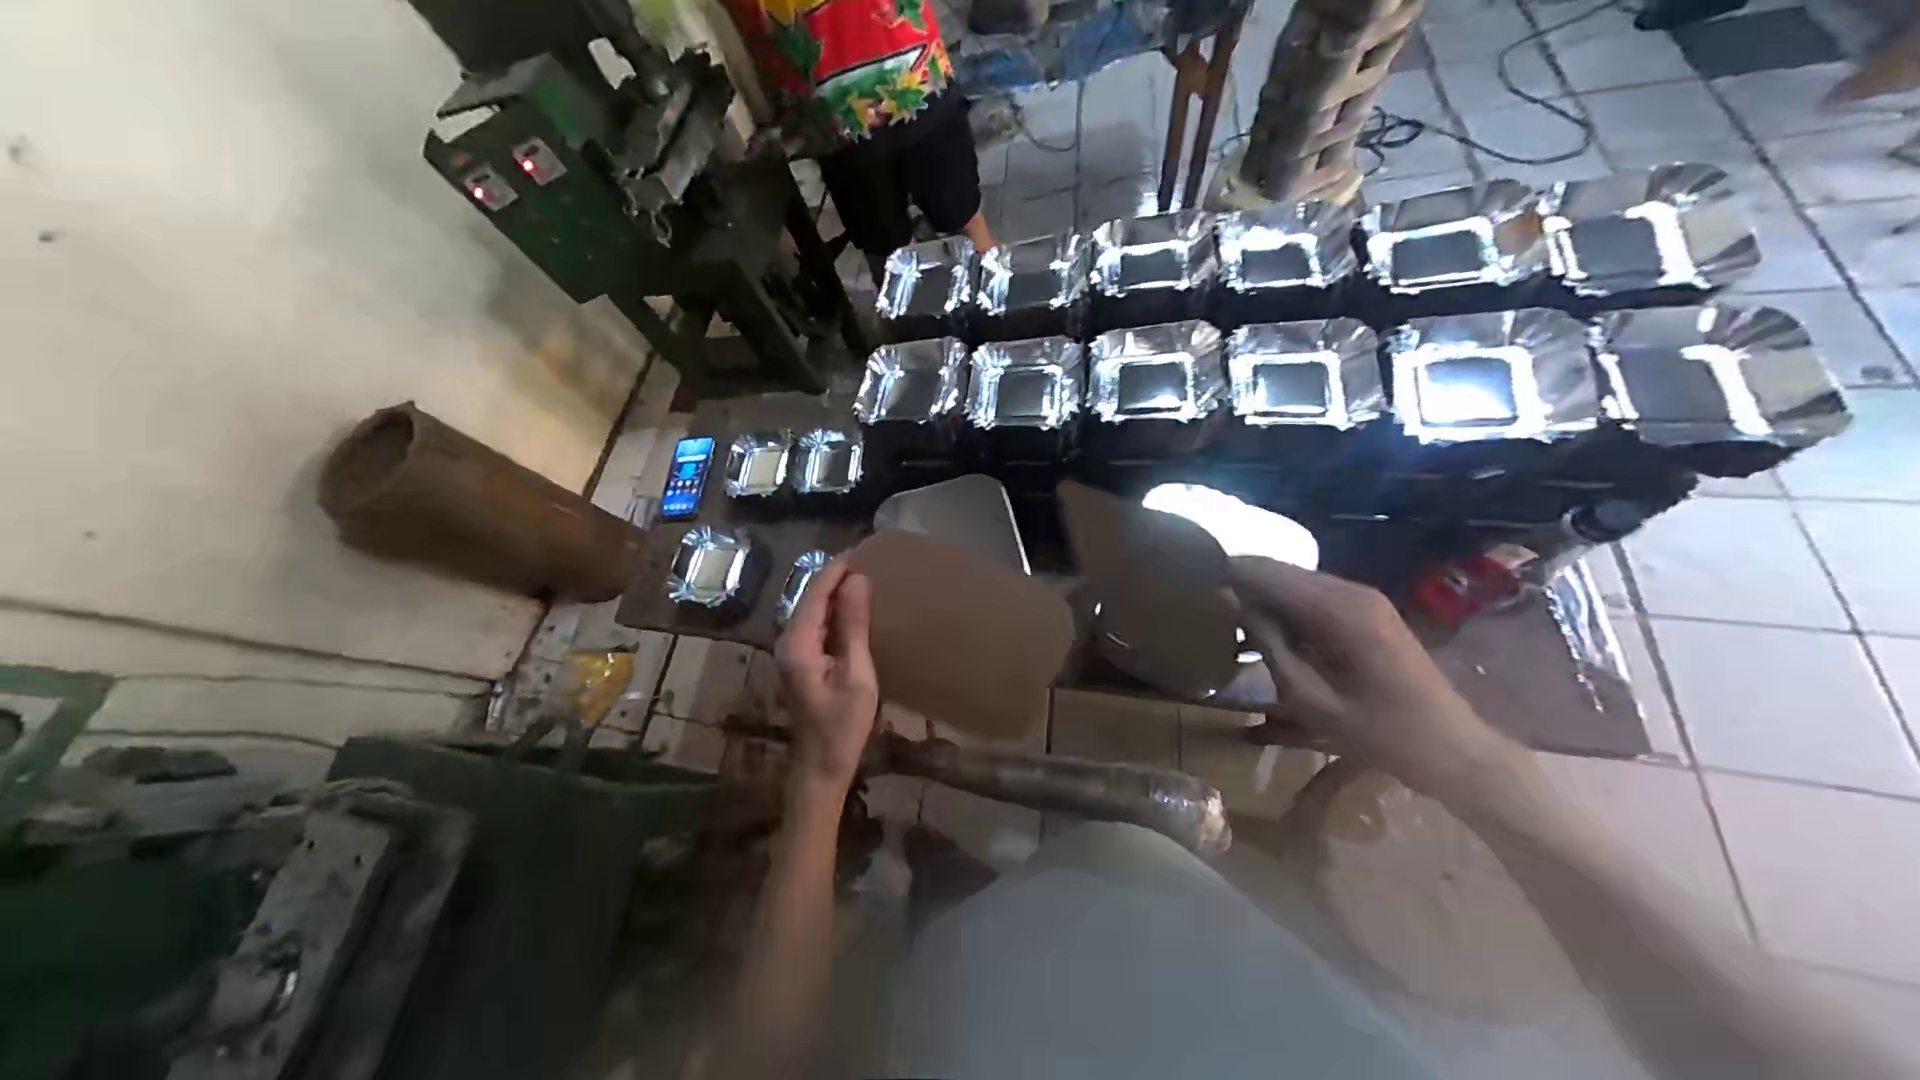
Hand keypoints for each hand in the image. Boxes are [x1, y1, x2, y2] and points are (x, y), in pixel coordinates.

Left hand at [774, 557, 879, 795]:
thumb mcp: (857, 674)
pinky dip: (835, 610)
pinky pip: (816, 624)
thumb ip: (854, 625)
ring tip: (866, 574)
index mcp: (798, 643)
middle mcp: (788, 642)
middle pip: (810, 597)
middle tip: (869, 557)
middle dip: (836, 575)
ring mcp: (792, 652)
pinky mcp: (801, 661)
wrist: (822, 766)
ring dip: (836, 591)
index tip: (863, 548)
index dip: (837, 568)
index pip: (816, 593)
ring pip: (813, 609)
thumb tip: (858, 580)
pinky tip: (855, 606)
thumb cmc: (842, 725)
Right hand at [1229, 556, 1521, 797]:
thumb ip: (1272, 648)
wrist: (1454, 750)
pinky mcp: (1369, 611)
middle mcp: (1353, 592)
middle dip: (1243, 579)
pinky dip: (1285, 602)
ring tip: (1225, 608)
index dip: (1230, 573)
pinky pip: (1315, 594)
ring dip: (1263, 591)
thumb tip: (1237, 606)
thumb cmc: (1383, 734)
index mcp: (1341, 612)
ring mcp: (1365, 599)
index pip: (1270, 575)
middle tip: (1203, 596)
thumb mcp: (1314, 701)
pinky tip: (1264, 621)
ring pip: (1297, 580)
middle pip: (1283, 571)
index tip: (1192, 577)